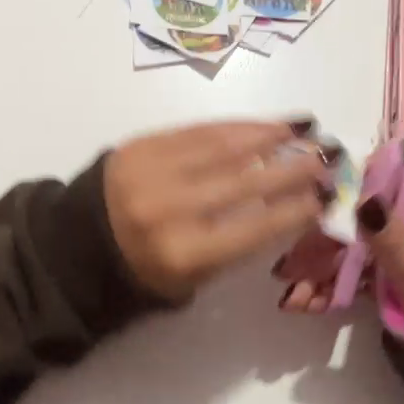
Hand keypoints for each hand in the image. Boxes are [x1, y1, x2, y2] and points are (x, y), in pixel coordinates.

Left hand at [105, 119, 334, 303]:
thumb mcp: (192, 280)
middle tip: (327, 157)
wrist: (76, 245)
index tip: (325, 196)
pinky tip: (262, 124)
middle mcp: (170, 209)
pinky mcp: (141, 145)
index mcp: (183, 253)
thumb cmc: (142, 273)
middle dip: (292, 168)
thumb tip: (288, 205)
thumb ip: (237, 245)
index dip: (294, 210)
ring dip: (268, 136)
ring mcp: (153, 171)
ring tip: (303, 128)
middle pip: (245, 183)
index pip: (254, 228)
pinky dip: (234, 126)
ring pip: (223, 147)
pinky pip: (197, 130)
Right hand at [273, 193, 403, 354]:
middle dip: (316, 245)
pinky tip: (304, 305)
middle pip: (349, 220)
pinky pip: (347, 273)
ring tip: (291, 300)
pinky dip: (325, 287)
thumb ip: (393, 239)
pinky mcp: (383, 276)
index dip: (334, 196)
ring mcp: (392, 250)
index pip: (370, 185)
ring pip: (342, 249)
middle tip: (285, 273)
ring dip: (314, 270)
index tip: (303, 217)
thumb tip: (363, 196)